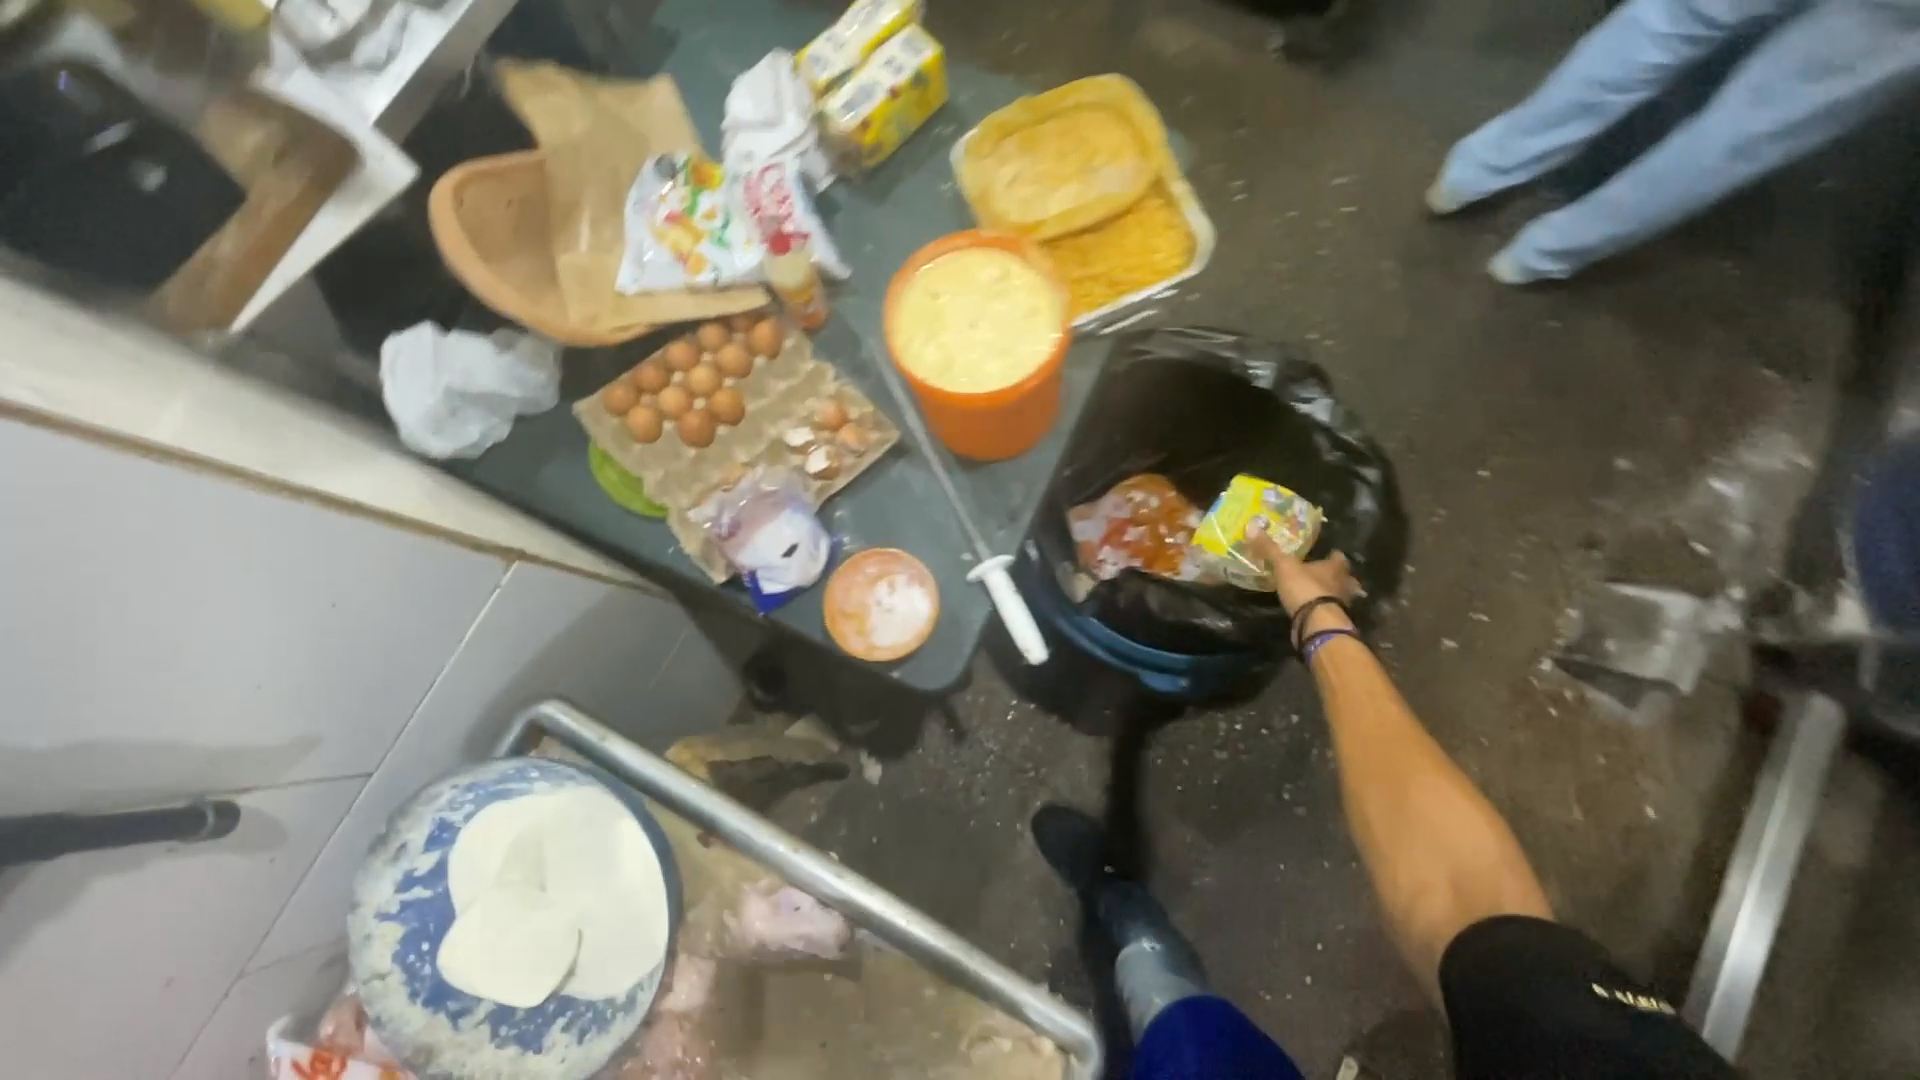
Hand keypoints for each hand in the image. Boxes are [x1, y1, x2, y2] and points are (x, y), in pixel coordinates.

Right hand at [1243, 523, 1361, 616]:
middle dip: (1337, 576)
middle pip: (1345, 577)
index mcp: (1334, 567)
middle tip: (1326, 574)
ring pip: (1341, 595)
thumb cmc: (1304, 587)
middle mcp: (1342, 584)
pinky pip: (1331, 611)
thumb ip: (1270, 549)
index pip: (1339, 558)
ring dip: (1334, 593)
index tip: (1330, 553)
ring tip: (1322, 593)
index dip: (1334, 555)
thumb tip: (1252, 526)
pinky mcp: (1334, 620)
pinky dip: (1325, 608)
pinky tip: (1315, 609)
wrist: (1315, 622)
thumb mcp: (1283, 566)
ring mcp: (1341, 603)